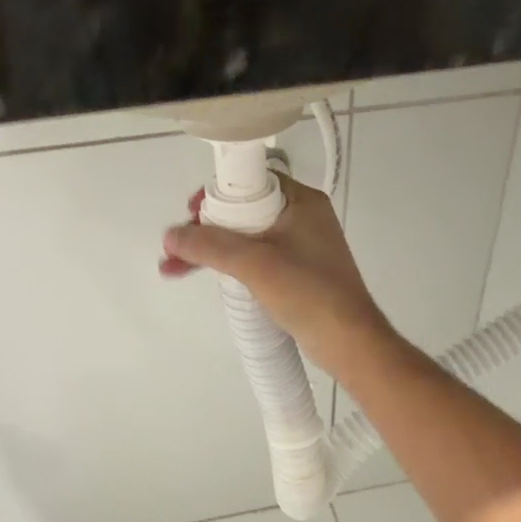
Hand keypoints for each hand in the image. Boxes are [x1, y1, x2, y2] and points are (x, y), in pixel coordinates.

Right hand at [159, 175, 395, 377]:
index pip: (251, 180)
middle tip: (180, 244)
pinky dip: (231, 266)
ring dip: (213, 249)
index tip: (190, 212)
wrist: (349, 341)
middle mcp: (303, 218)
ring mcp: (302, 247)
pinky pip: (257, 260)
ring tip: (175, 266)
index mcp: (301, 201)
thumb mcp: (255, 264)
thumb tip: (170, 236)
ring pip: (247, 238)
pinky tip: (203, 277)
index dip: (216, 193)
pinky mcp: (298, 274)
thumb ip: (210, 246)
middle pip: (244, 210)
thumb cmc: (308, 293)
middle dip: (206, 227)